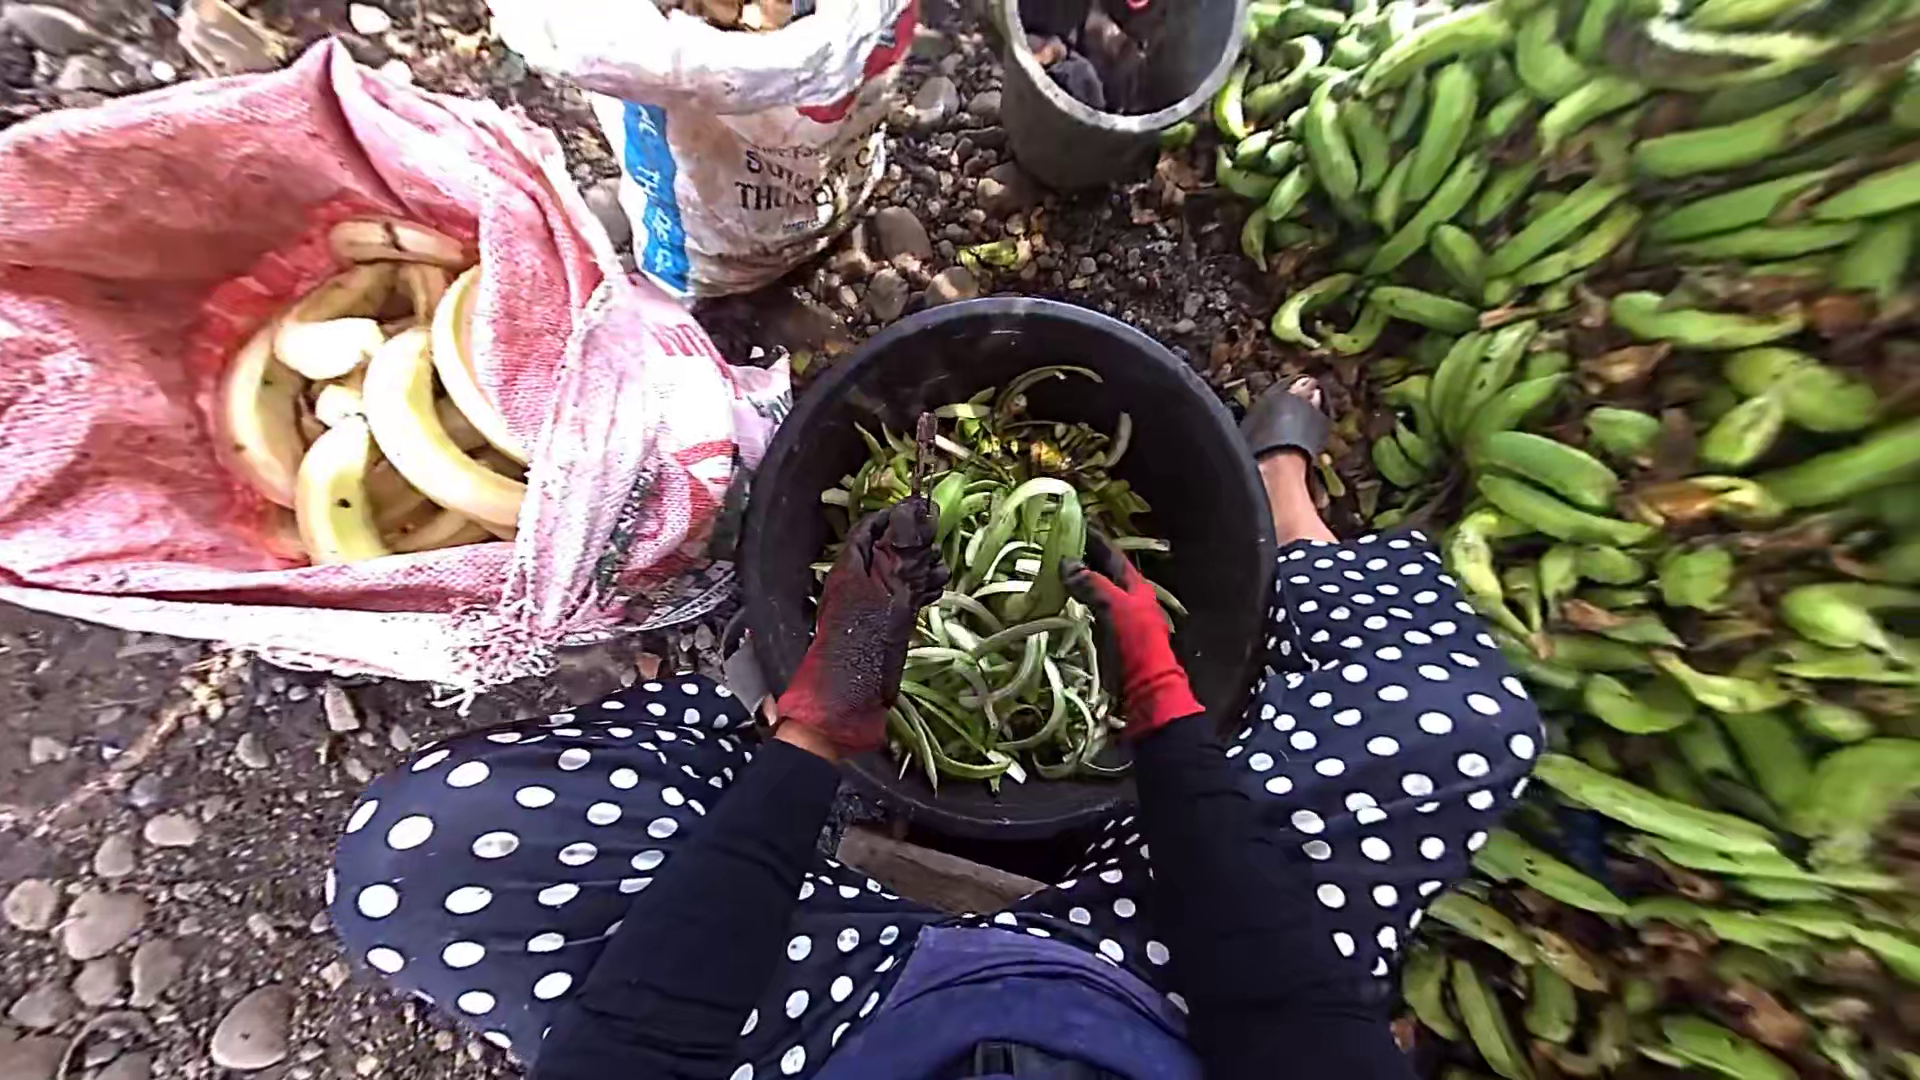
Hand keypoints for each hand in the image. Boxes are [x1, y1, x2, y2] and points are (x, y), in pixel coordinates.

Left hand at [776, 497, 948, 758]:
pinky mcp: (884, 620)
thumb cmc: (866, 636)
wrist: (854, 691)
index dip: (896, 518)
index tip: (925, 517)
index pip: (870, 527)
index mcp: (850, 566)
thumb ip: (903, 547)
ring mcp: (873, 600)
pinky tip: (934, 592)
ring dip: (922, 570)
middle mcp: (859, 579)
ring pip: (901, 572)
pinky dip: (920, 591)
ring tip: (938, 575)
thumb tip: (917, 507)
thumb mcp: (889, 585)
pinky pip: (904, 594)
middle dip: (915, 547)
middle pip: (889, 548)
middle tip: (935, 552)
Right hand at [1064, 536, 1201, 738]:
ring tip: (1051, 566)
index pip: (1111, 553)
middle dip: (1081, 555)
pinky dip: (1072, 598)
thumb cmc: (1134, 645)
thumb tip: (1066, 561)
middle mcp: (1127, 596)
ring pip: (1093, 588)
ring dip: (1075, 577)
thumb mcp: (1114, 608)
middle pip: (1102, 569)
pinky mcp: (1106, 634)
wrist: (1145, 690)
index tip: (1072, 521)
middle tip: (1054, 542)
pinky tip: (1058, 598)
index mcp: (1134, 585)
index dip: (1094, 537)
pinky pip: (1086, 608)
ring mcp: (1117, 616)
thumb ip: (1091, 583)